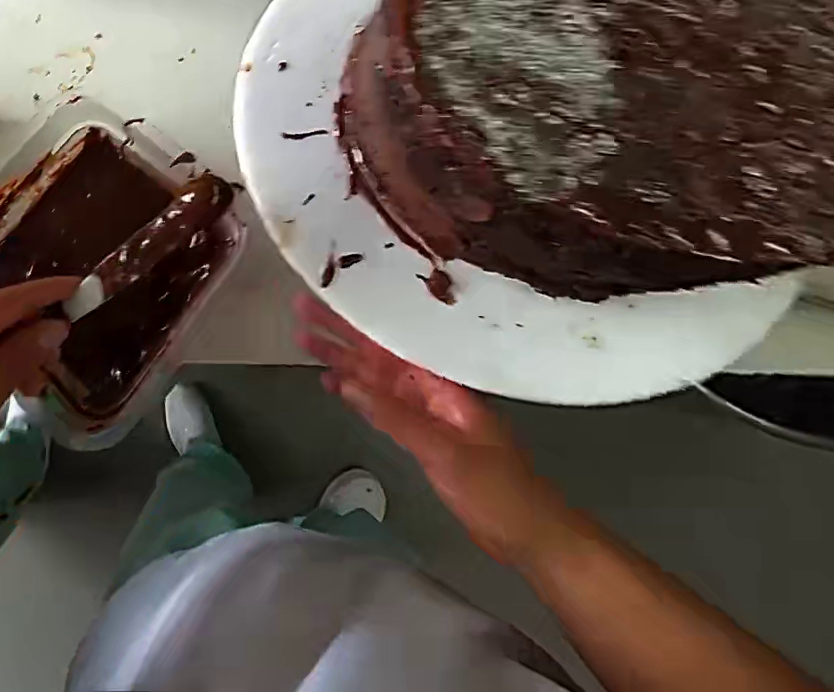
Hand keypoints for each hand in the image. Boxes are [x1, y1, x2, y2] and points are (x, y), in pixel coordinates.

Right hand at [293, 293, 569, 565]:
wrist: (531, 538)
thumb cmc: (499, 490)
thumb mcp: (444, 450)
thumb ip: (393, 415)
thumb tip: (344, 381)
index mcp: (442, 383)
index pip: (393, 340)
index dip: (360, 317)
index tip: (332, 295)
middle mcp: (428, 389)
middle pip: (375, 352)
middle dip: (339, 329)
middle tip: (302, 306)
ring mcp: (420, 411)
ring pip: (370, 375)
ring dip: (338, 357)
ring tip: (301, 337)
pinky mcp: (415, 432)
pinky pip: (375, 402)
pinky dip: (351, 391)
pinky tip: (329, 381)